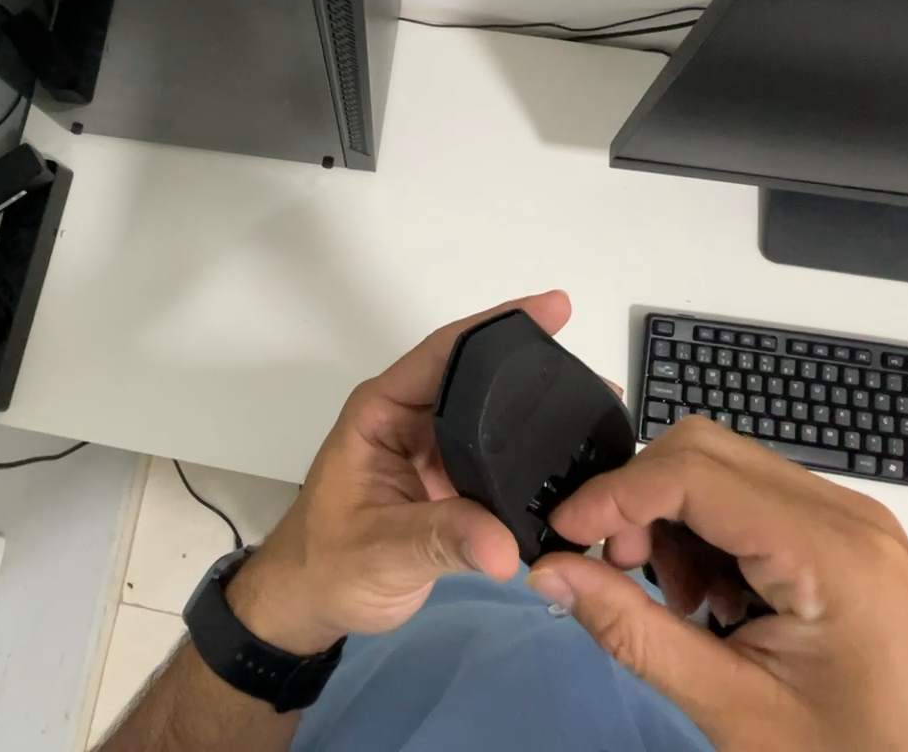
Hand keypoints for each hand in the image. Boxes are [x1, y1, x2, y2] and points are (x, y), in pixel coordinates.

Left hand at [224, 293, 569, 653]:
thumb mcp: (380, 550)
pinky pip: (494, 453)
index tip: (552, 308)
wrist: (314, 600)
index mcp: (382, 410)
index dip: (495, 327)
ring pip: (488, 413)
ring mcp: (431, 445)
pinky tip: (565, 456)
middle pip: (473, 375)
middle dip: (527, 363)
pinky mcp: (448, 477)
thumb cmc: (328, 564)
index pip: (443, 354)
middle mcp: (409, 417)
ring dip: (533, 409)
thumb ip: (441, 541)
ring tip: (593, 404)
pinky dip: (527, 451)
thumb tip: (505, 545)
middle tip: (590, 370)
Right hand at [526, 417, 907, 751]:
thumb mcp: (738, 714)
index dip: (611, 495)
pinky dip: (709, 532)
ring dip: (674, 517)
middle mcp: (842, 511)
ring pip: (723, 468)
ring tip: (678, 600)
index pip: (690, 472)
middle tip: (621, 569)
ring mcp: (852, 520)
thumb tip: (550, 571)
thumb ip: (633, 632)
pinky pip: (753, 499)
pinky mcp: (850, 538)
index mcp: (827, 550)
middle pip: (703, 449)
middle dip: (640, 499)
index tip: (562, 536)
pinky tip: (717, 600)